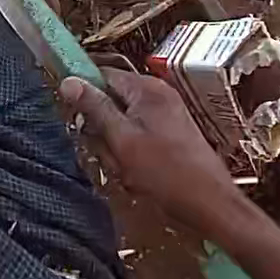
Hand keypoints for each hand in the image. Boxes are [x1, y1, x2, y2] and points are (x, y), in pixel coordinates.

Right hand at [58, 70, 253, 235]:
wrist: (211, 203)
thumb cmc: (165, 172)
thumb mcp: (122, 140)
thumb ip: (95, 109)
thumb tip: (67, 80)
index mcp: (146, 88)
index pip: (103, 75)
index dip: (85, 94)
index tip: (76, 119)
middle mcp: (158, 93)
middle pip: (112, 100)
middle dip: (103, 128)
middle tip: (110, 153)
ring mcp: (167, 112)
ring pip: (123, 121)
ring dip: (117, 145)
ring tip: (127, 169)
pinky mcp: (172, 131)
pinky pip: (139, 134)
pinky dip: (132, 153)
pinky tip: (138, 174)